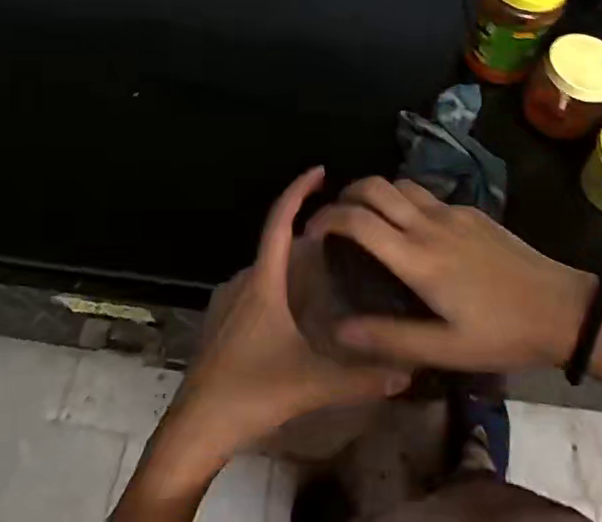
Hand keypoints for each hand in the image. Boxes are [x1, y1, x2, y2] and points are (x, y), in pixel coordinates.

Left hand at [173, 167, 410, 451]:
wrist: (195, 429)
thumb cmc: (251, 394)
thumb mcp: (312, 383)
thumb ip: (361, 377)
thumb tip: (406, 372)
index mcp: (263, 282)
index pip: (279, 221)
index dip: (299, 191)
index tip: (320, 171)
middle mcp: (242, 282)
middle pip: (275, 242)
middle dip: (306, 231)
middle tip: (342, 233)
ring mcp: (226, 302)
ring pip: (264, 267)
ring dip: (291, 260)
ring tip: (325, 267)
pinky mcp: (220, 323)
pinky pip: (254, 287)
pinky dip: (277, 281)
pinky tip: (294, 306)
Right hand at [308, 176, 595, 371]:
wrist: (561, 307)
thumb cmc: (500, 333)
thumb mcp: (443, 349)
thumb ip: (387, 338)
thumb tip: (337, 329)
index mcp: (418, 257)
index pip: (358, 219)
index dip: (327, 218)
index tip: (311, 231)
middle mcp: (430, 224)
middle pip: (375, 186)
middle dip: (345, 195)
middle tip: (334, 221)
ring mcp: (452, 212)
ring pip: (401, 184)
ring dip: (375, 194)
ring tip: (366, 221)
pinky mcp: (471, 211)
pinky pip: (426, 195)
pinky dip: (403, 200)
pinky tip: (410, 230)